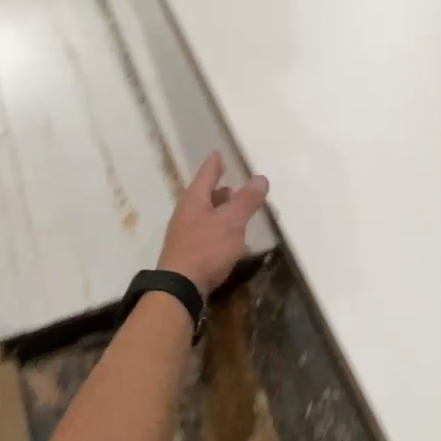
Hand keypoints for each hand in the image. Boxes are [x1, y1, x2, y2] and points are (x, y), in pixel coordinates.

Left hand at [158, 152, 269, 296]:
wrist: (180, 287)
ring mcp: (185, 234)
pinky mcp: (189, 253)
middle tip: (233, 185)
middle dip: (219, 190)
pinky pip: (207, 234)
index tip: (217, 153)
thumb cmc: (206, 248)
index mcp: (194, 200)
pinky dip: (220, 231)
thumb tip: (260, 178)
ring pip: (205, 215)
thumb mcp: (231, 221)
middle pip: (204, 195)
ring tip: (236, 212)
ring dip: (220, 211)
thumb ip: (246, 201)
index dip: (214, 164)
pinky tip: (231, 241)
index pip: (206, 175)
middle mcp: (186, 214)